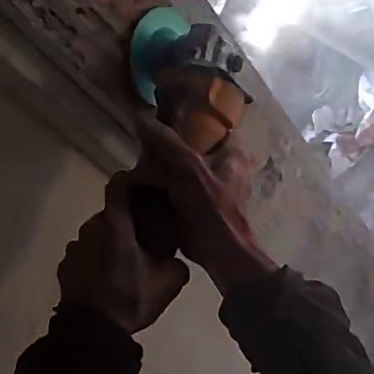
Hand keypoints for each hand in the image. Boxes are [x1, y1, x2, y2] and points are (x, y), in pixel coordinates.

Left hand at [57, 174, 190, 332]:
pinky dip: (95, 261)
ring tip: (124, 268)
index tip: (144, 191)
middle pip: (111, 215)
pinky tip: (106, 282)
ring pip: (96, 236)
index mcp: (115, 223)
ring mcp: (74, 247)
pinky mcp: (64, 266)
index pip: (119, 183)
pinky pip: (84, 255)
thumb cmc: (130, 298)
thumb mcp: (169, 280)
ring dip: (109, 244)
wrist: (92, 331)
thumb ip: (175, 260)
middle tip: (143, 244)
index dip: (132, 182)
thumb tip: (172, 256)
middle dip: (126, 225)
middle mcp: (90, 228)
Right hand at [135, 116, 277, 292]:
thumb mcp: (185, 168)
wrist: (221, 255)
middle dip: (171, 150)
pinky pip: (185, 190)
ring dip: (168, 171)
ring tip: (144, 170)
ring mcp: (221, 190)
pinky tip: (151, 192)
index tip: (161, 124)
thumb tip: (141, 118)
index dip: (186, 122)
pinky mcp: (210, 208)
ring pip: (189, 171)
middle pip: (195, 149)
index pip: (210, 126)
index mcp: (233, 153)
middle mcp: (231, 168)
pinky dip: (170, 190)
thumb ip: (165, 142)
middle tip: (146, 151)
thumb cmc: (209, 208)